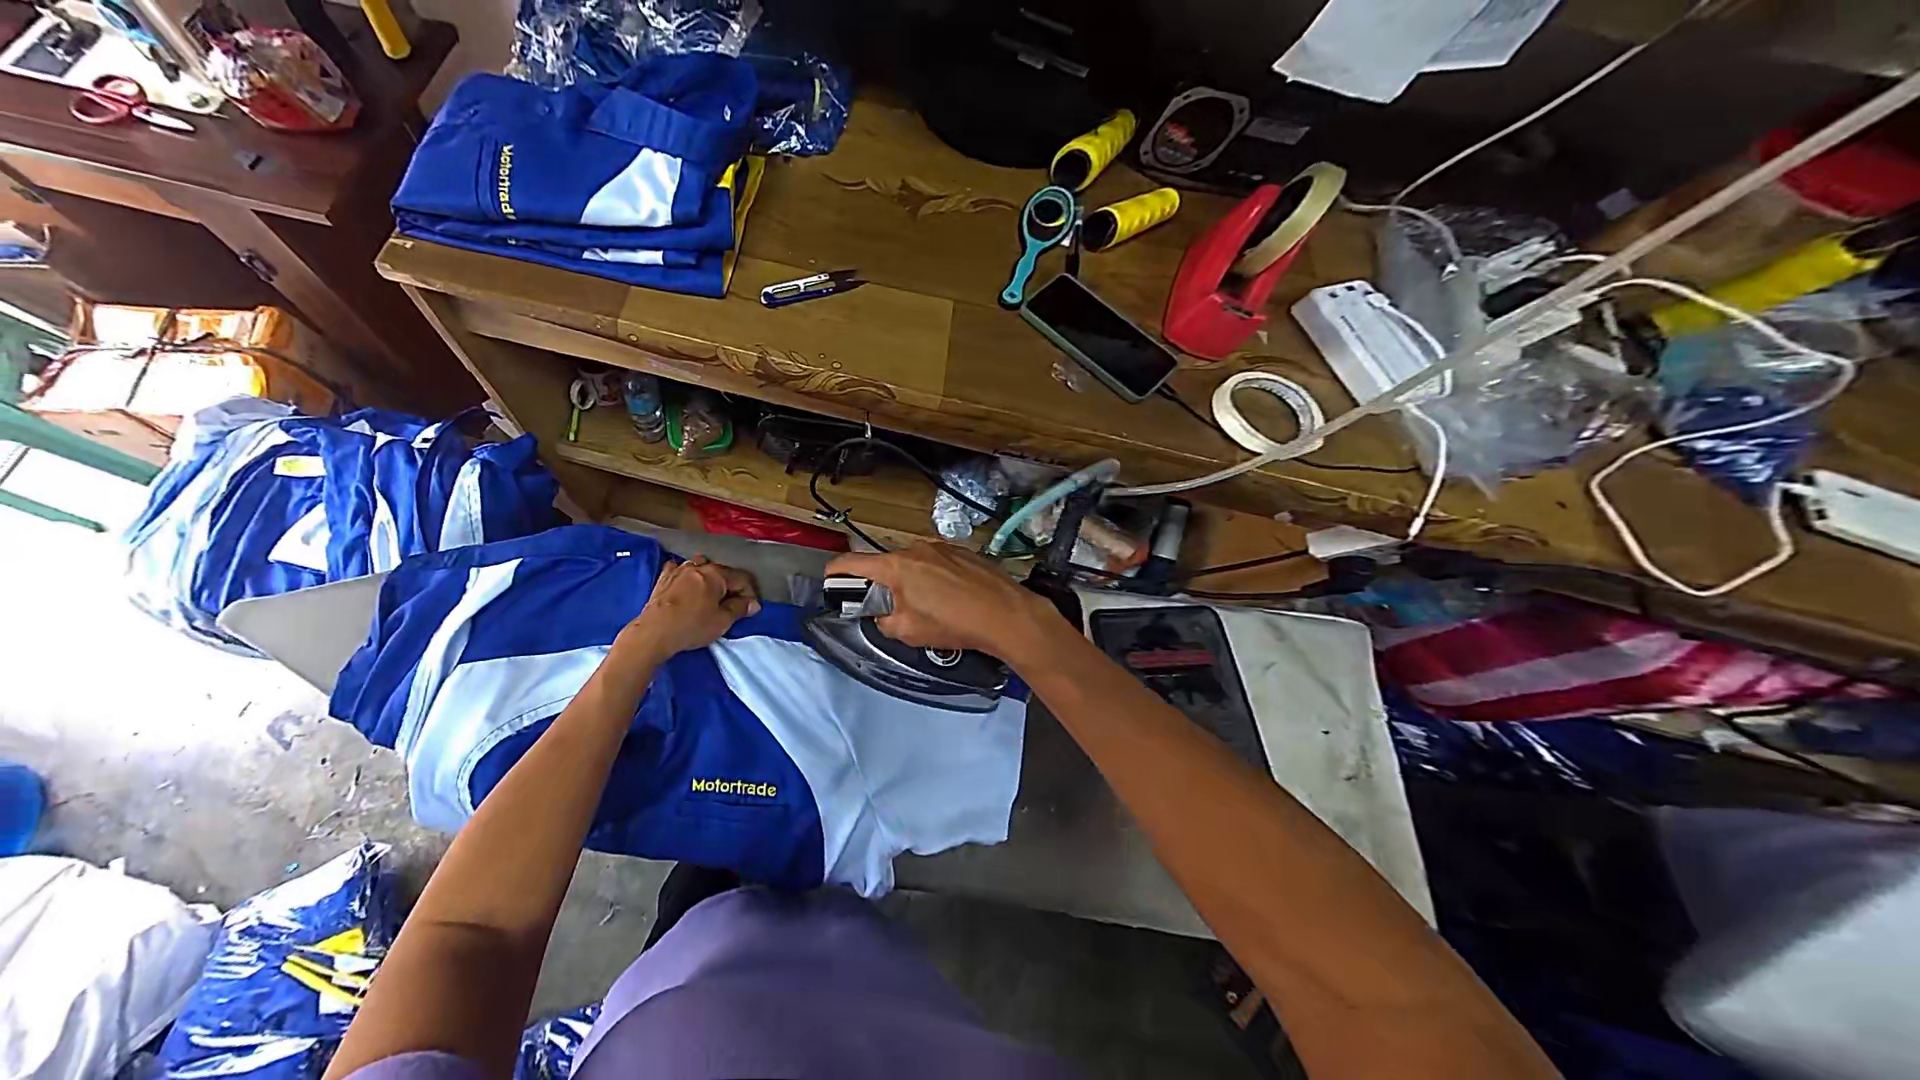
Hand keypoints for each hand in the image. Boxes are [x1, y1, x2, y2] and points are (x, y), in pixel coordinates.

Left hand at [618, 556, 760, 663]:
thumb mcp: (722, 621)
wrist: (654, 633)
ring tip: (710, 592)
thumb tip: (752, 603)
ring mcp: (679, 570)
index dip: (749, 594)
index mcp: (717, 574)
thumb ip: (739, 609)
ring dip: (709, 576)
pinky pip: (678, 569)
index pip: (742, 579)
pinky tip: (685, 581)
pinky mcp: (663, 578)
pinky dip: (685, 574)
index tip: (748, 610)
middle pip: (722, 571)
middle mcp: (699, 567)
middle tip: (732, 604)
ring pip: (700, 565)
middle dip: (730, 586)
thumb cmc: (692, 626)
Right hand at [824, 543, 1063, 657]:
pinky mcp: (963, 553)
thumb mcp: (908, 631)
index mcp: (896, 565)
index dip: (836, 573)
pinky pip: (937, 565)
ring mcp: (942, 548)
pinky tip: (949, 602)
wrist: (1007, 615)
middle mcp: (917, 549)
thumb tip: (883, 614)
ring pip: (913, 565)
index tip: (830, 581)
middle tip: (887, 609)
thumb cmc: (957, 623)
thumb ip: (884, 620)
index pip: (852, 562)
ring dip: (911, 584)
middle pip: (885, 564)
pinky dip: (934, 580)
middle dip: (881, 586)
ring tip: (927, 610)